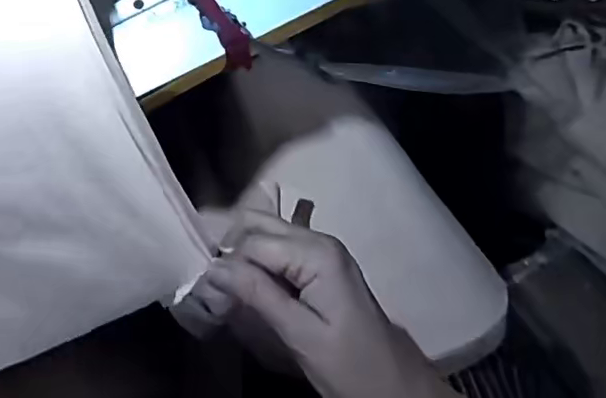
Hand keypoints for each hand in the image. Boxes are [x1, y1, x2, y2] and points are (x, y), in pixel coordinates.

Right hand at [191, 207, 455, 397]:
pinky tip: (247, 279)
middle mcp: (318, 238)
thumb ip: (259, 295)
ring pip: (267, 230)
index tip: (205, 285)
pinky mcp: (319, 263)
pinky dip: (258, 258)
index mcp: (316, 252)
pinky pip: (279, 246)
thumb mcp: (302, 336)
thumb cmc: (352, 367)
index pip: (255, 241)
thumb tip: (214, 267)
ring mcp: (320, 248)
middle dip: (231, 246)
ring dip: (243, 251)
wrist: (399, 389)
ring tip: (224, 279)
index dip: (227, 261)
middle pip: (259, 224)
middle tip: (211, 278)